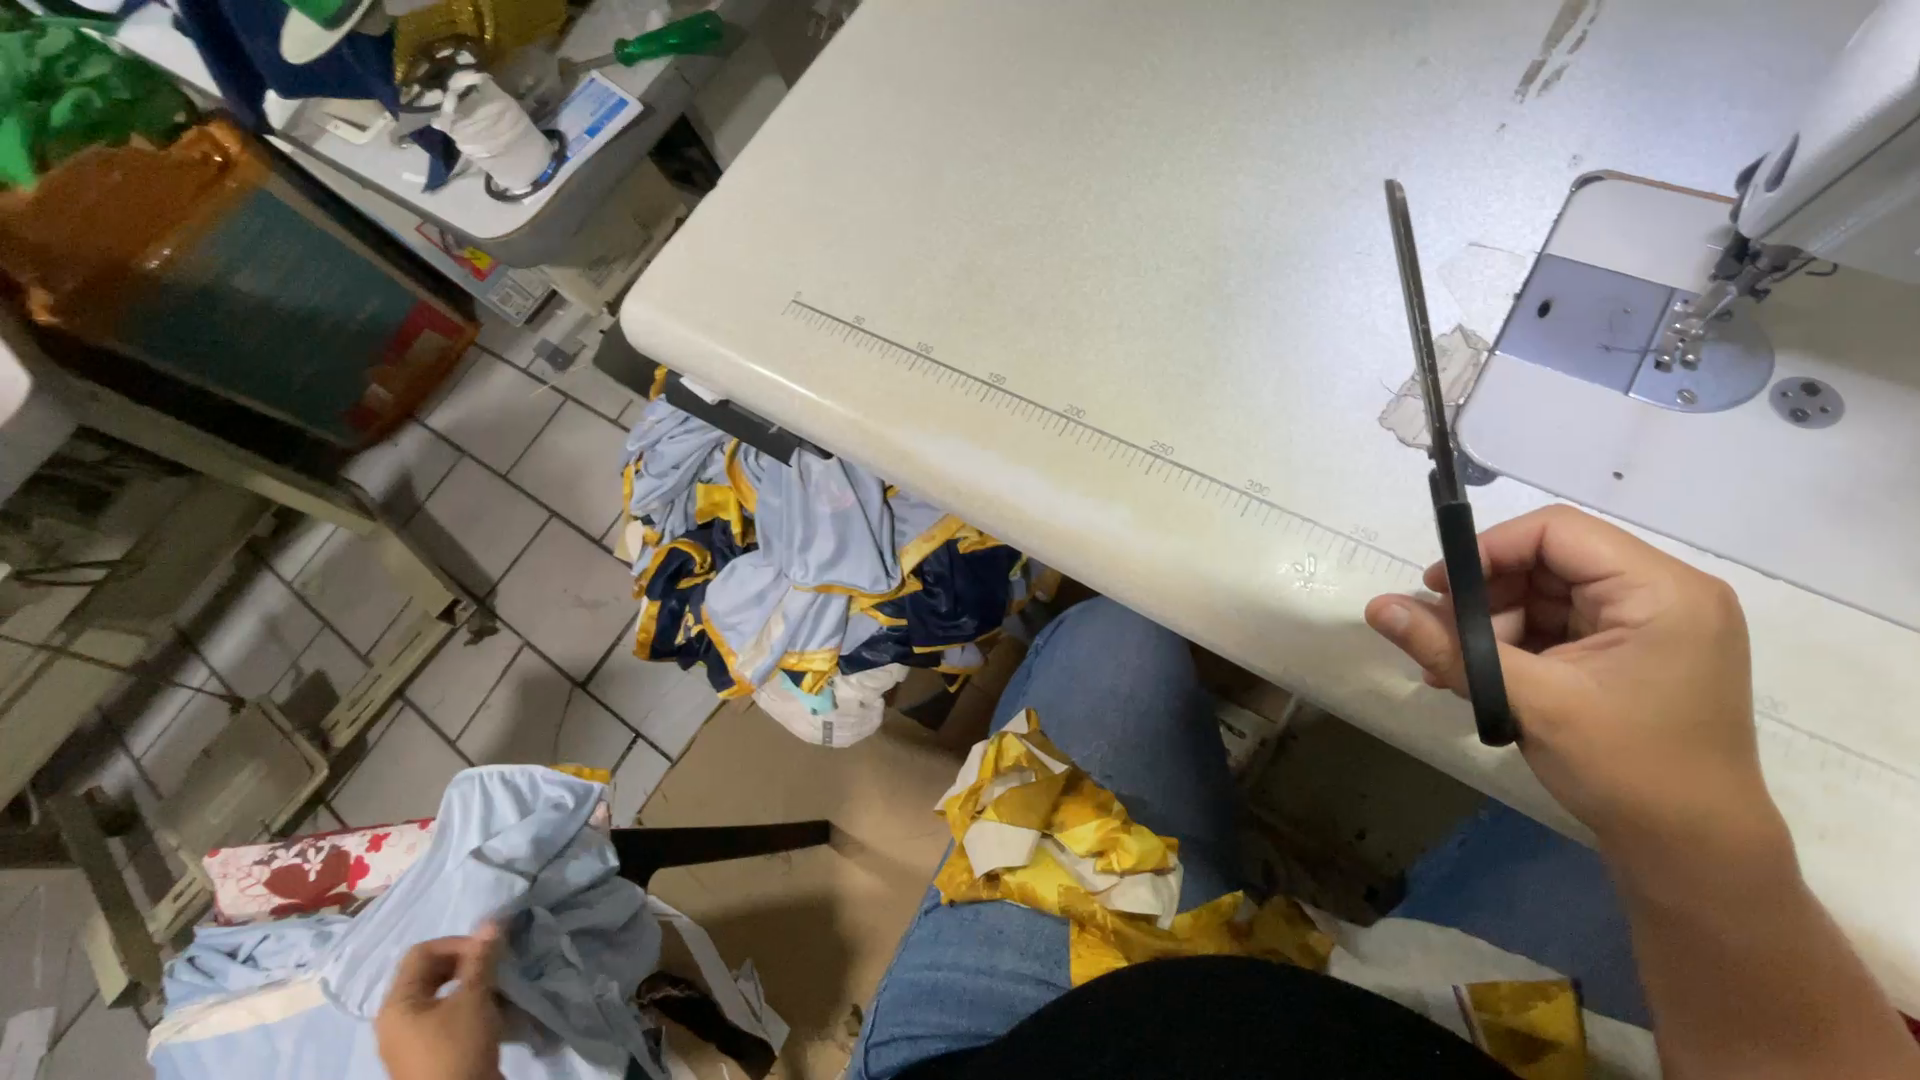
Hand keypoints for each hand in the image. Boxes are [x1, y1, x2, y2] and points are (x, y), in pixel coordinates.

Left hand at [375, 925, 504, 1079]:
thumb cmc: (457, 1049)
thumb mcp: (474, 999)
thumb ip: (482, 959)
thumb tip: (492, 922)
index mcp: (396, 1004)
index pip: (422, 952)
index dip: (457, 944)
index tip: (489, 952)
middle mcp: (396, 1019)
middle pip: (429, 973)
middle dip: (465, 963)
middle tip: (494, 967)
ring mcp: (410, 1039)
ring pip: (440, 995)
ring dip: (469, 984)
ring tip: (495, 987)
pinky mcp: (427, 1053)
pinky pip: (444, 1016)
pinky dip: (466, 1006)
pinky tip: (490, 1011)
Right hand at [1364, 505, 1785, 864]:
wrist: (1692, 851)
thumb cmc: (1624, 768)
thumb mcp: (1526, 701)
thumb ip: (1448, 647)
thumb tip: (1377, 607)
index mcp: (1661, 591)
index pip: (1557, 531)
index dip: (1488, 550)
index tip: (1436, 590)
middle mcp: (1665, 595)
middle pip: (1549, 562)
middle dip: (1486, 596)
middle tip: (1439, 635)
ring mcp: (1651, 626)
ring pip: (1546, 595)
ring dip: (1492, 626)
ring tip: (1450, 667)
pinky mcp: (1634, 654)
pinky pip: (1559, 627)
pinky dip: (1514, 646)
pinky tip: (1476, 677)